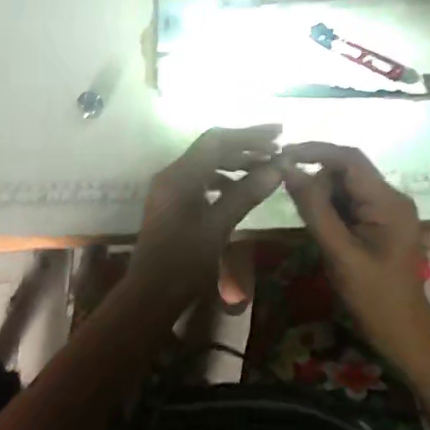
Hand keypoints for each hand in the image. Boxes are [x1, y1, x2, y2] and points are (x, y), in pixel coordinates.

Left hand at [129, 126, 282, 306]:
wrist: (150, 295)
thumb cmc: (184, 263)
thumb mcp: (219, 227)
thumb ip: (245, 194)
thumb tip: (277, 166)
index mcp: (179, 175)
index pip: (216, 140)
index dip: (249, 134)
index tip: (279, 133)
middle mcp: (172, 174)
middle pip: (211, 148)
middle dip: (245, 145)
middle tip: (278, 148)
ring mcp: (170, 187)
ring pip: (207, 162)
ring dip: (236, 161)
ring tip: (266, 167)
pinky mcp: (173, 201)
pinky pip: (201, 178)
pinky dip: (224, 178)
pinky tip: (243, 188)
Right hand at [281, 142, 429, 361]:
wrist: (405, 336)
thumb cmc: (374, 297)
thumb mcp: (339, 252)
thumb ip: (314, 208)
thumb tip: (287, 169)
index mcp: (388, 201)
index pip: (349, 159)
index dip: (315, 151)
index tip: (284, 155)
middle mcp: (391, 198)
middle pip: (346, 171)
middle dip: (318, 181)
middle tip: (296, 205)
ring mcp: (388, 210)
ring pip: (345, 186)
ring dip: (323, 197)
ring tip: (313, 227)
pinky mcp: (380, 223)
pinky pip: (350, 202)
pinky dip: (331, 209)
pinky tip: (324, 231)